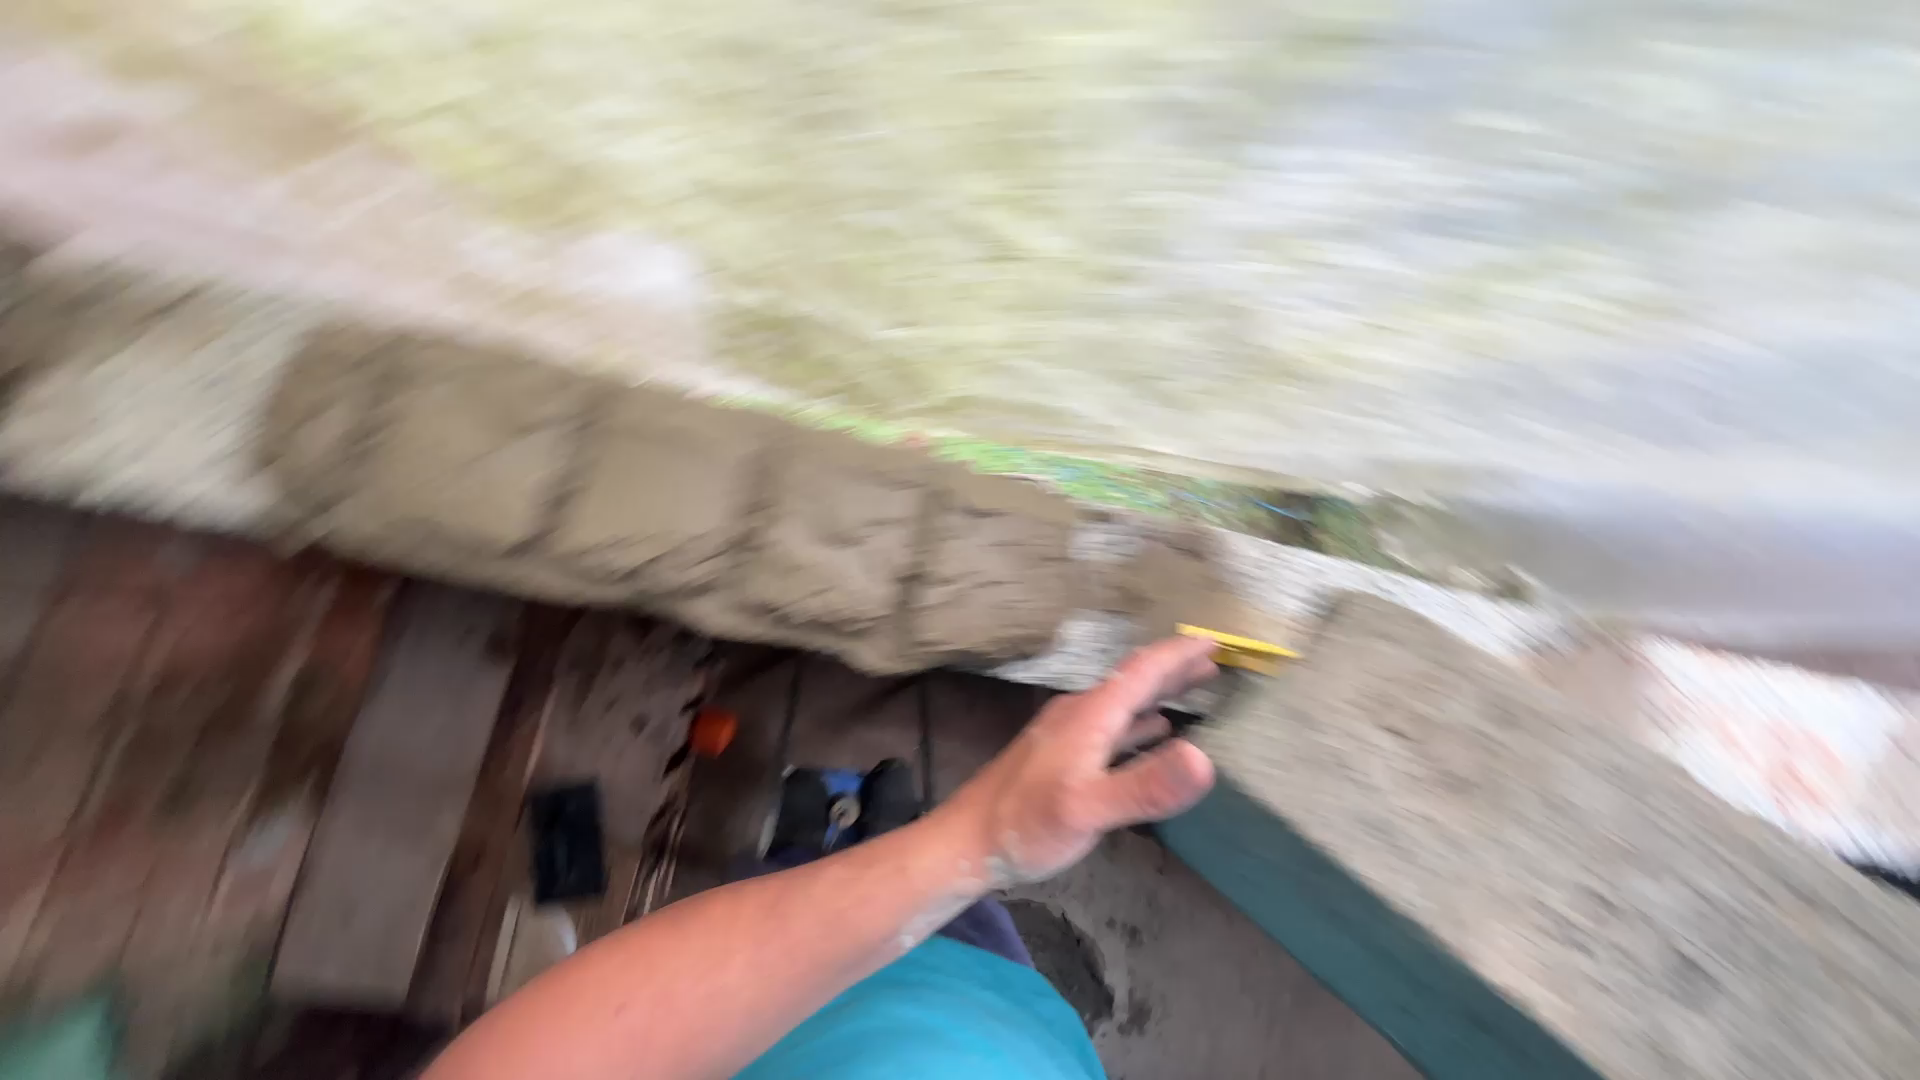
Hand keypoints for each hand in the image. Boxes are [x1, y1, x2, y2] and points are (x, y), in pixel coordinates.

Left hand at [929, 636, 1218, 885]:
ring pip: (1123, 704)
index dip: (1178, 655)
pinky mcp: (1064, 757)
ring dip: (1159, 695)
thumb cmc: (1027, 823)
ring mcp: (1069, 735)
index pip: (1140, 671)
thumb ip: (1145, 786)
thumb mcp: (1089, 808)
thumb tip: (1205, 758)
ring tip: (1194, 690)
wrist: (969, 840)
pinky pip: (1113, 729)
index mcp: (1089, 715)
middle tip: (1215, 662)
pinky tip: (1154, 735)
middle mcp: (1080, 715)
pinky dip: (1141, 724)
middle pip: (1133, 682)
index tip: (1214, 641)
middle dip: (1173, 669)